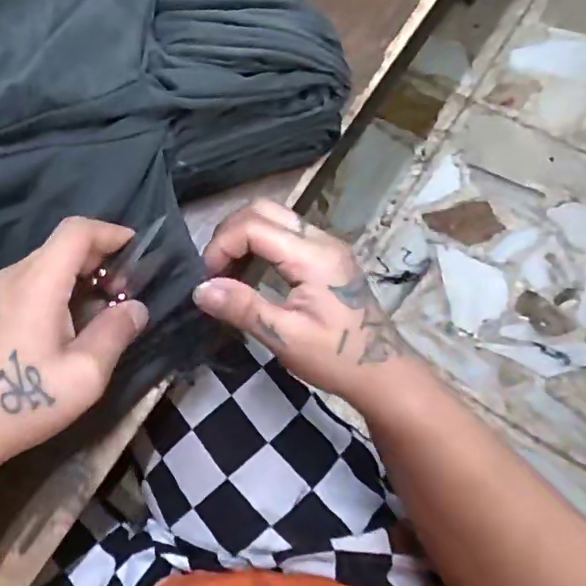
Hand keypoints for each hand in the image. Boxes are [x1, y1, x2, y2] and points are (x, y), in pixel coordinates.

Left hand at [0, 217, 149, 483]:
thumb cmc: (25, 401)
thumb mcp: (85, 374)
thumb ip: (115, 333)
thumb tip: (136, 308)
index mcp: (37, 281)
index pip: (76, 230)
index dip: (111, 232)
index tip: (137, 252)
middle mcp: (11, 275)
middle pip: (60, 247)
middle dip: (99, 261)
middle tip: (123, 297)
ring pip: (44, 266)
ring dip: (77, 279)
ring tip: (98, 316)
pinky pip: (26, 284)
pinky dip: (54, 291)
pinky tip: (64, 328)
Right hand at [191, 199, 419, 406]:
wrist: (385, 375)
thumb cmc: (337, 358)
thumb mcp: (284, 337)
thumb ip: (242, 307)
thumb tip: (200, 289)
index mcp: (314, 257)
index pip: (253, 227)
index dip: (221, 246)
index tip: (208, 278)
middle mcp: (322, 241)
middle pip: (263, 210)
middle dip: (228, 233)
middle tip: (214, 269)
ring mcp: (326, 246)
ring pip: (273, 217)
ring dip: (242, 236)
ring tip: (226, 272)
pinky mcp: (325, 256)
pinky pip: (283, 233)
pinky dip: (257, 243)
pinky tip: (248, 273)